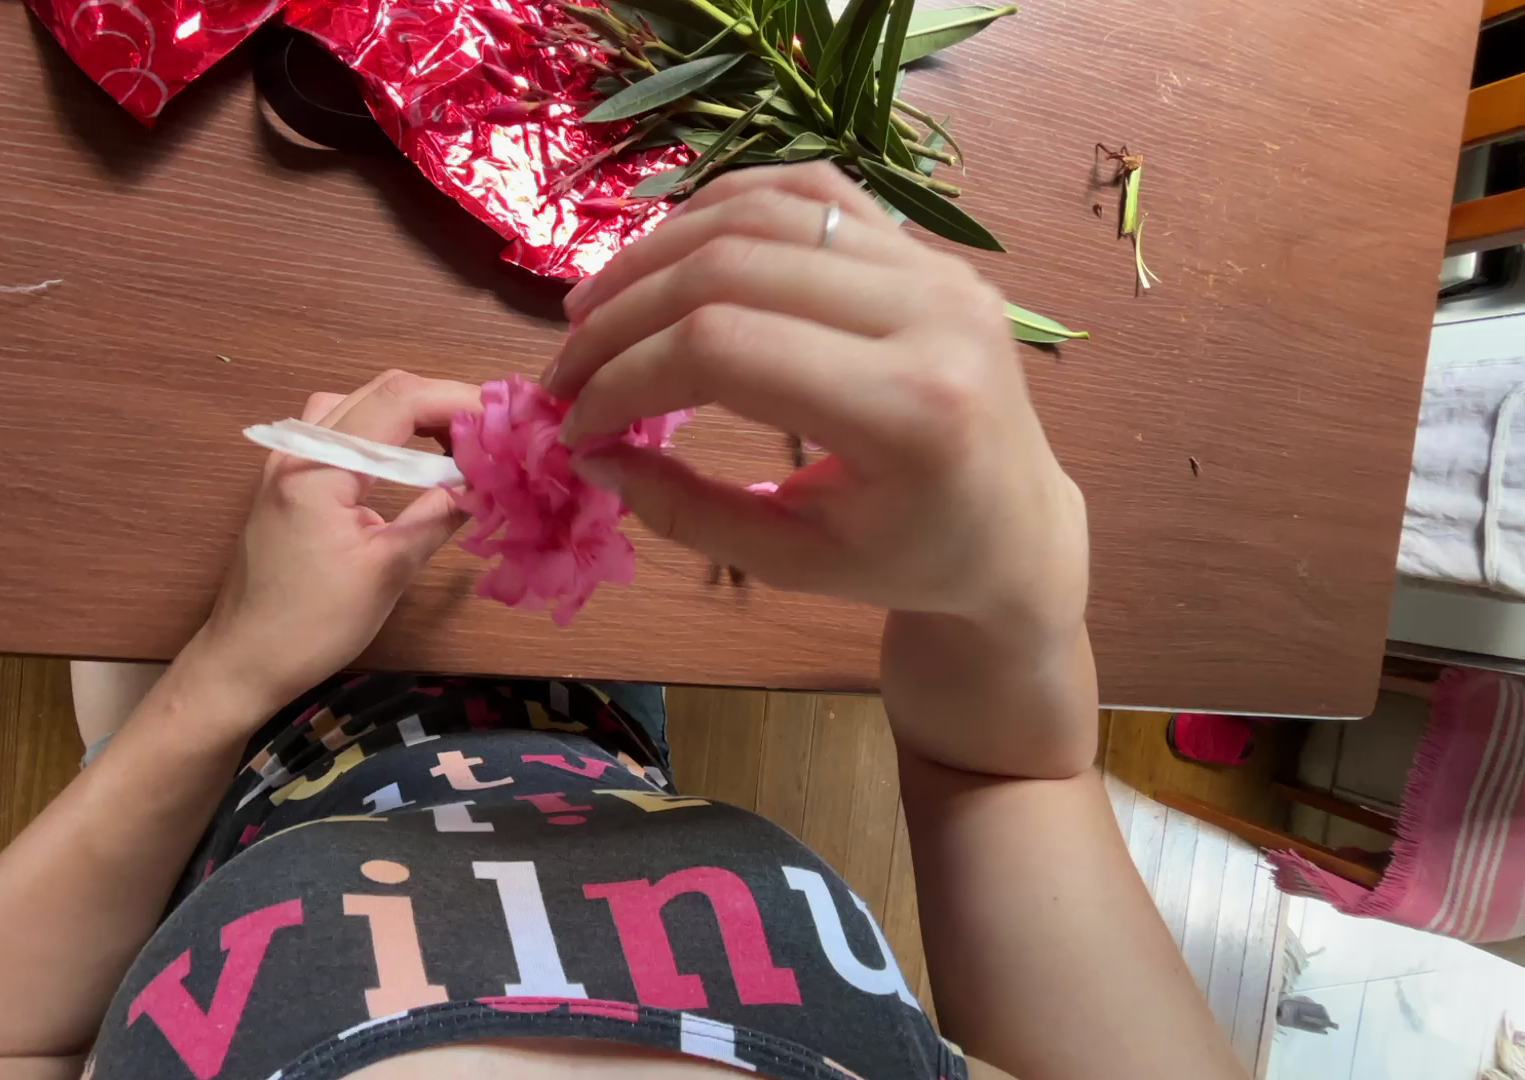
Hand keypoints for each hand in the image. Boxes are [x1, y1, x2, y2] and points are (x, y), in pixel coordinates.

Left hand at [195, 370, 481, 707]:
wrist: (244, 659)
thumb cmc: (315, 625)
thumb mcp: (387, 572)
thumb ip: (437, 517)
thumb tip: (482, 484)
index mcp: (319, 468)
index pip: (397, 402)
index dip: (455, 400)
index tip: (501, 420)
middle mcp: (299, 448)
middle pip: (379, 391)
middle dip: (440, 402)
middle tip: (487, 433)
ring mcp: (289, 460)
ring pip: (359, 404)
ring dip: (412, 413)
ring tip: (455, 442)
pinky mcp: (290, 477)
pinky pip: (343, 430)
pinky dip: (385, 431)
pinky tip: (408, 460)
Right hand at [544, 163, 1094, 776]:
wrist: (1013, 526)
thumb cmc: (906, 560)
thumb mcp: (790, 561)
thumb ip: (684, 512)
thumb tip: (590, 455)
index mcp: (908, 408)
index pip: (721, 348)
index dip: (624, 376)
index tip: (576, 423)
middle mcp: (930, 309)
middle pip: (727, 268)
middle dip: (620, 317)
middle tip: (566, 367)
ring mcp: (934, 263)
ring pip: (758, 213)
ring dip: (652, 255)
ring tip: (592, 306)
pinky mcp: (923, 248)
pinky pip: (804, 192)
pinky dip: (717, 209)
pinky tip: (666, 253)